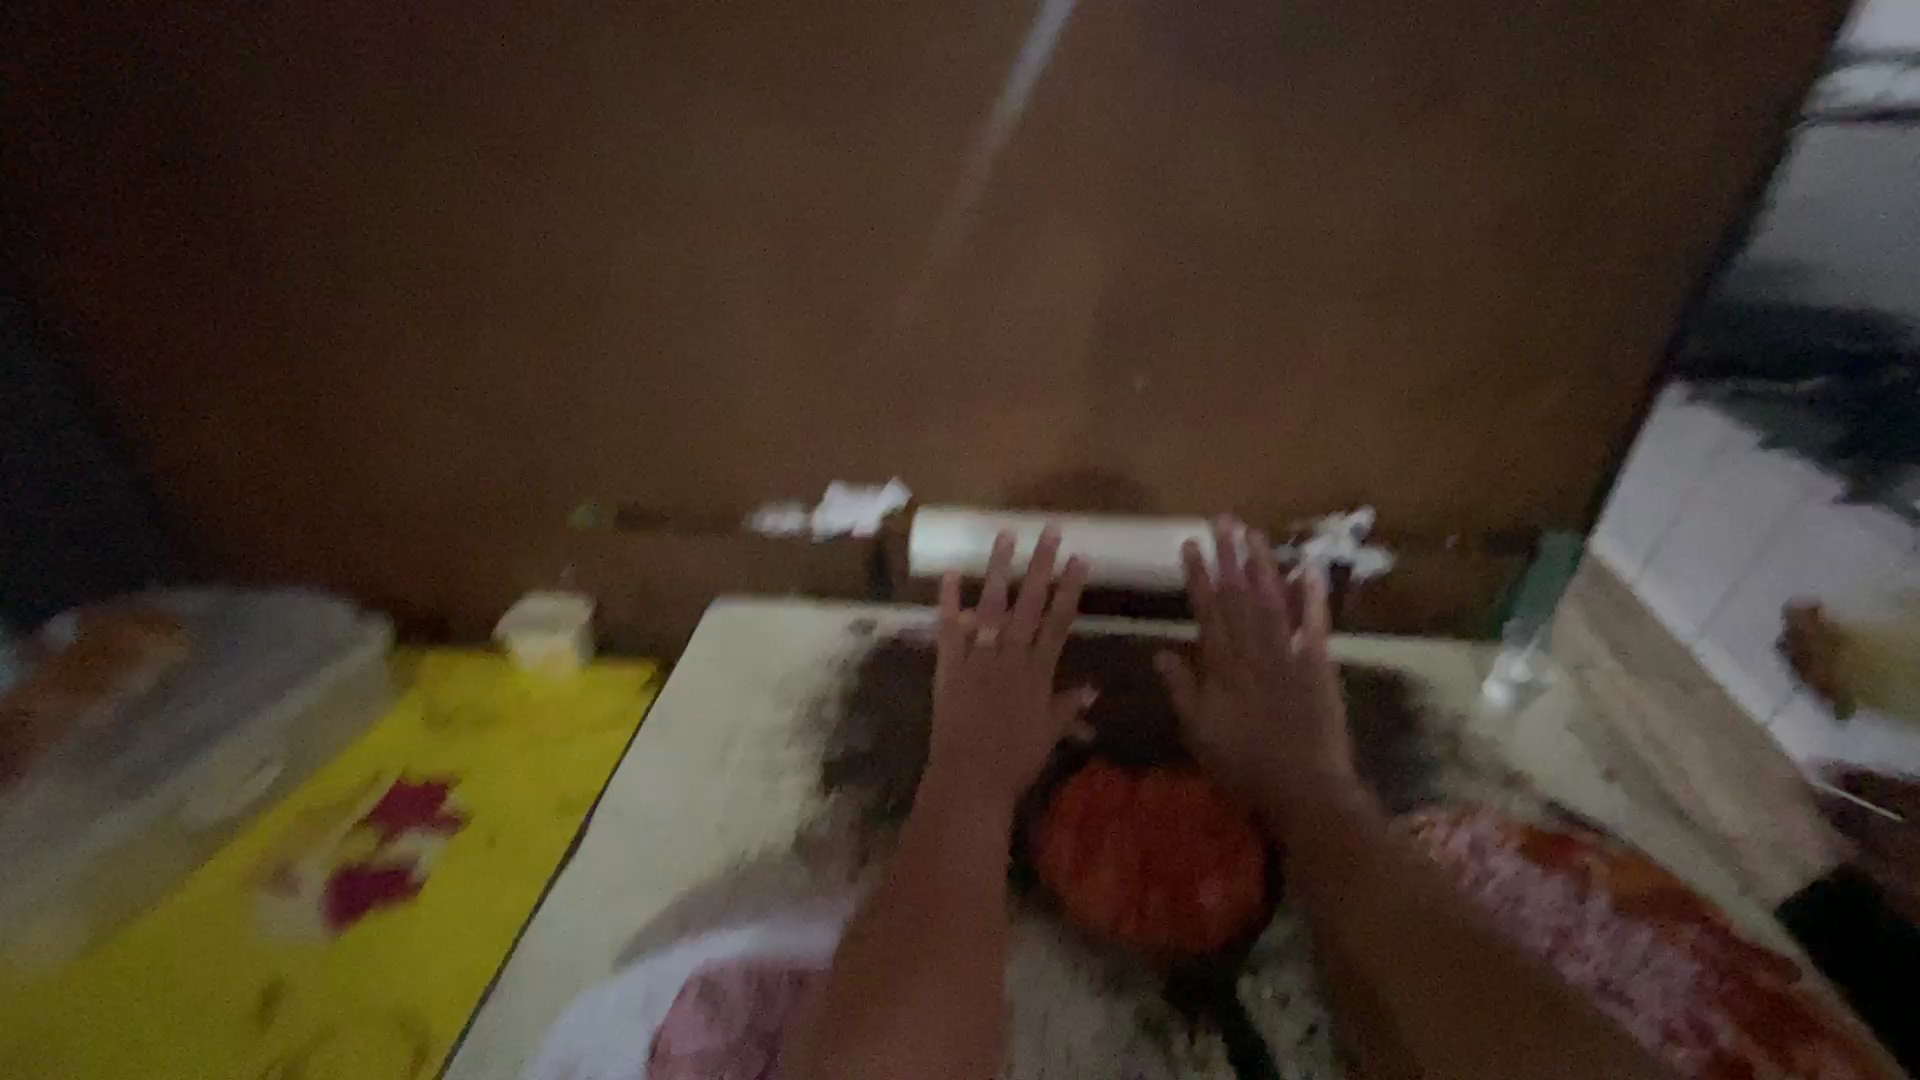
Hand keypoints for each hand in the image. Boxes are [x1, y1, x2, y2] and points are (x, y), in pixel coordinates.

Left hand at [923, 528, 1091, 817]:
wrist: (971, 778)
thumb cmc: (1015, 760)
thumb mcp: (1049, 735)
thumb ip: (1068, 707)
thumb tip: (1094, 689)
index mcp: (1038, 673)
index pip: (1058, 622)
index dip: (1069, 589)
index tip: (1078, 558)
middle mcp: (1011, 658)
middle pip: (1029, 605)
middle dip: (1040, 566)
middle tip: (1049, 531)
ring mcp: (978, 659)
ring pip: (991, 607)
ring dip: (998, 570)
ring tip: (1006, 536)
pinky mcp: (949, 666)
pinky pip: (948, 629)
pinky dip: (949, 601)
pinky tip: (951, 572)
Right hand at [1155, 517, 1357, 837]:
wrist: (1304, 788)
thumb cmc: (1243, 764)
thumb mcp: (1197, 731)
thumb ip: (1180, 688)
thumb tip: (1160, 651)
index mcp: (1221, 666)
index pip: (1206, 610)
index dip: (1197, 576)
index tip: (1189, 544)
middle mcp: (1253, 650)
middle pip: (1238, 595)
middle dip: (1229, 556)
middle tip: (1222, 520)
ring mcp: (1289, 654)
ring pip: (1272, 600)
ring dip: (1262, 564)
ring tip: (1253, 533)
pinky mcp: (1319, 665)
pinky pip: (1316, 625)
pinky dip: (1313, 595)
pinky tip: (1309, 567)